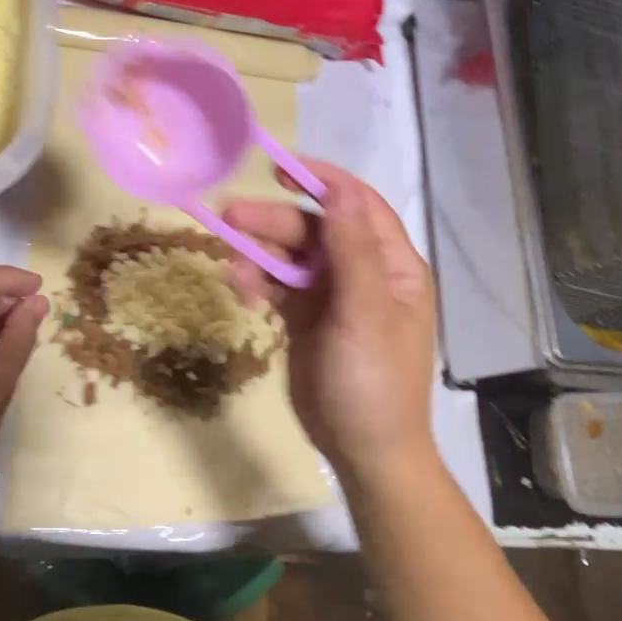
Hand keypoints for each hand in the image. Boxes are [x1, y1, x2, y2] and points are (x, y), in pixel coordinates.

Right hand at [222, 160, 437, 483]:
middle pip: (315, 230)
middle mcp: (363, 272)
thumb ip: (352, 251)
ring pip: (290, 257)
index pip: (358, 205)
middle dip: (275, 220)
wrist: (363, 452)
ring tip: (229, 264)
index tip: (279, 168)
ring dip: (259, 253)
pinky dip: (258, 283)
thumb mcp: (366, 313)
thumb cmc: (375, 381)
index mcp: (392, 265)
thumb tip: (339, 191)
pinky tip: (239, 290)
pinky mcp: (305, 318)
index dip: (321, 181)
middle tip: (229, 213)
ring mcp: (332, 296)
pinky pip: (278, 287)